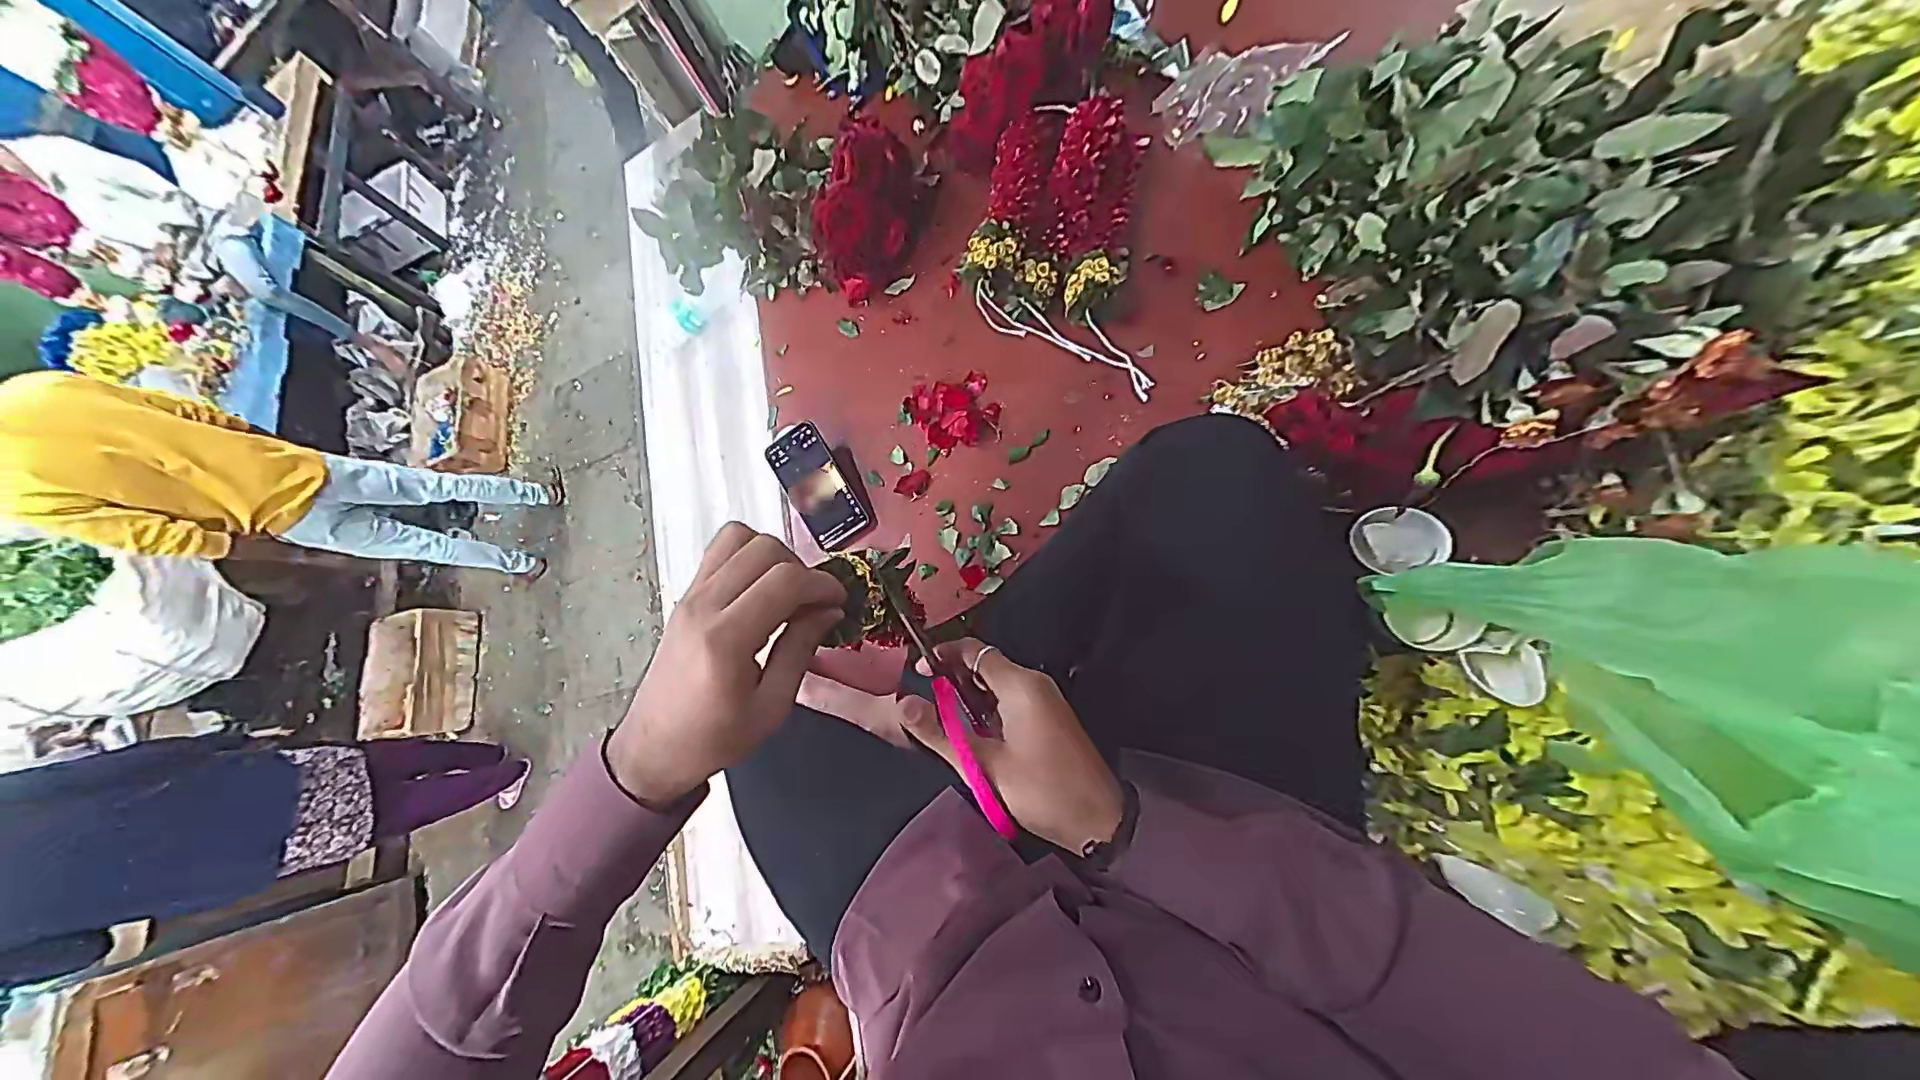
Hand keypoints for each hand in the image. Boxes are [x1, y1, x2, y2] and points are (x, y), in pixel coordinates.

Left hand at [608, 523, 846, 803]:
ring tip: (789, 589)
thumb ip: (801, 649)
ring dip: (774, 555)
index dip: (822, 584)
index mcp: (725, 640)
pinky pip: (720, 551)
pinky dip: (750, 556)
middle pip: (764, 549)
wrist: (655, 748)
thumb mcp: (772, 705)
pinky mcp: (685, 596)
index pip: (784, 581)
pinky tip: (763, 588)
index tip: (839, 600)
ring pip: (740, 538)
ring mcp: (690, 597)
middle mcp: (703, 608)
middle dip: (802, 567)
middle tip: (815, 600)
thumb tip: (829, 610)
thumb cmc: (713, 736)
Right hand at [900, 640, 1123, 852]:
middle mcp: (1034, 683)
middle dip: (953, 676)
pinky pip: (1011, 698)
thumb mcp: (983, 765)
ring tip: (942, 719)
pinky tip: (973, 732)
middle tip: (925, 700)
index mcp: (1020, 685)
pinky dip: (988, 707)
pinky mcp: (1049, 715)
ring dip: (969, 695)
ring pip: (997, 683)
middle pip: (986, 664)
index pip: (974, 651)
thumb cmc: (1041, 790)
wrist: (1099, 819)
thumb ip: (940, 732)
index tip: (918, 671)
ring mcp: (1045, 698)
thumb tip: (903, 705)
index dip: (943, 655)